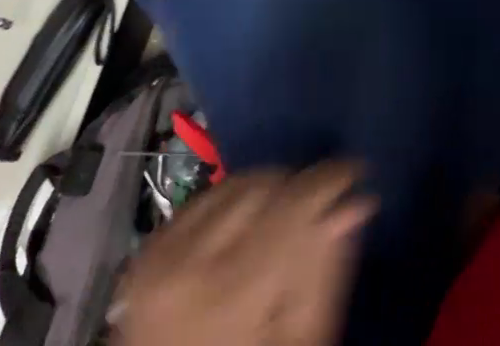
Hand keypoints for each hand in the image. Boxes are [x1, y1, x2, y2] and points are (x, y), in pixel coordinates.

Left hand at [115, 163, 374, 345]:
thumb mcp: (301, 340)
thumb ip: (324, 273)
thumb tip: (352, 205)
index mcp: (233, 290)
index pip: (292, 203)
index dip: (329, 178)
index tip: (353, 171)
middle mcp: (190, 261)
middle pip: (263, 186)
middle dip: (298, 186)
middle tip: (320, 201)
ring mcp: (161, 255)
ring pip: (233, 183)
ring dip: (266, 188)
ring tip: (284, 212)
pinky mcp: (146, 252)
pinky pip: (202, 198)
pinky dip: (232, 200)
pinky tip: (246, 222)